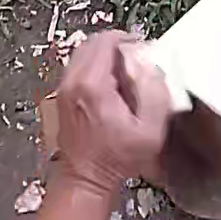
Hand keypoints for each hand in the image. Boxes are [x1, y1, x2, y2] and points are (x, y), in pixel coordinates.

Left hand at [54, 31, 172, 195]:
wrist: (86, 178)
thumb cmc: (116, 158)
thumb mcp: (150, 131)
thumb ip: (156, 93)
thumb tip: (152, 67)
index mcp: (93, 86)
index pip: (107, 41)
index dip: (129, 41)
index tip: (143, 53)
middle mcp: (74, 82)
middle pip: (94, 41)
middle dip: (118, 44)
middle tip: (136, 59)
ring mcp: (65, 88)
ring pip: (85, 51)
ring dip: (106, 53)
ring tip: (125, 71)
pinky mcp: (64, 94)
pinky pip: (79, 65)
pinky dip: (96, 64)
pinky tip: (112, 83)